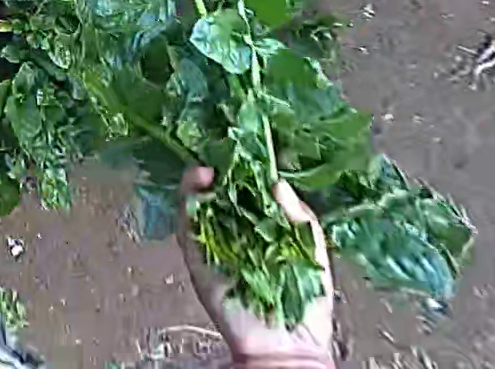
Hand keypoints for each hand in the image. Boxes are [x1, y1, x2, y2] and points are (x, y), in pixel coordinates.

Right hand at [178, 167, 342, 368]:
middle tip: (220, 151)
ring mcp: (211, 240)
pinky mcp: (196, 257)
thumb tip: (275, 179)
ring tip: (207, 170)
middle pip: (216, 187)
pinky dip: (186, 202)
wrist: (289, 349)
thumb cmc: (306, 300)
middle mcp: (232, 225)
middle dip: (215, 166)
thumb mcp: (310, 247)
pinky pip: (184, 225)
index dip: (238, 164)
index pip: (242, 184)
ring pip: (195, 200)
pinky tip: (198, 188)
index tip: (240, 146)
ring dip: (196, 180)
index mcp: (258, 220)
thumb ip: (295, 213)